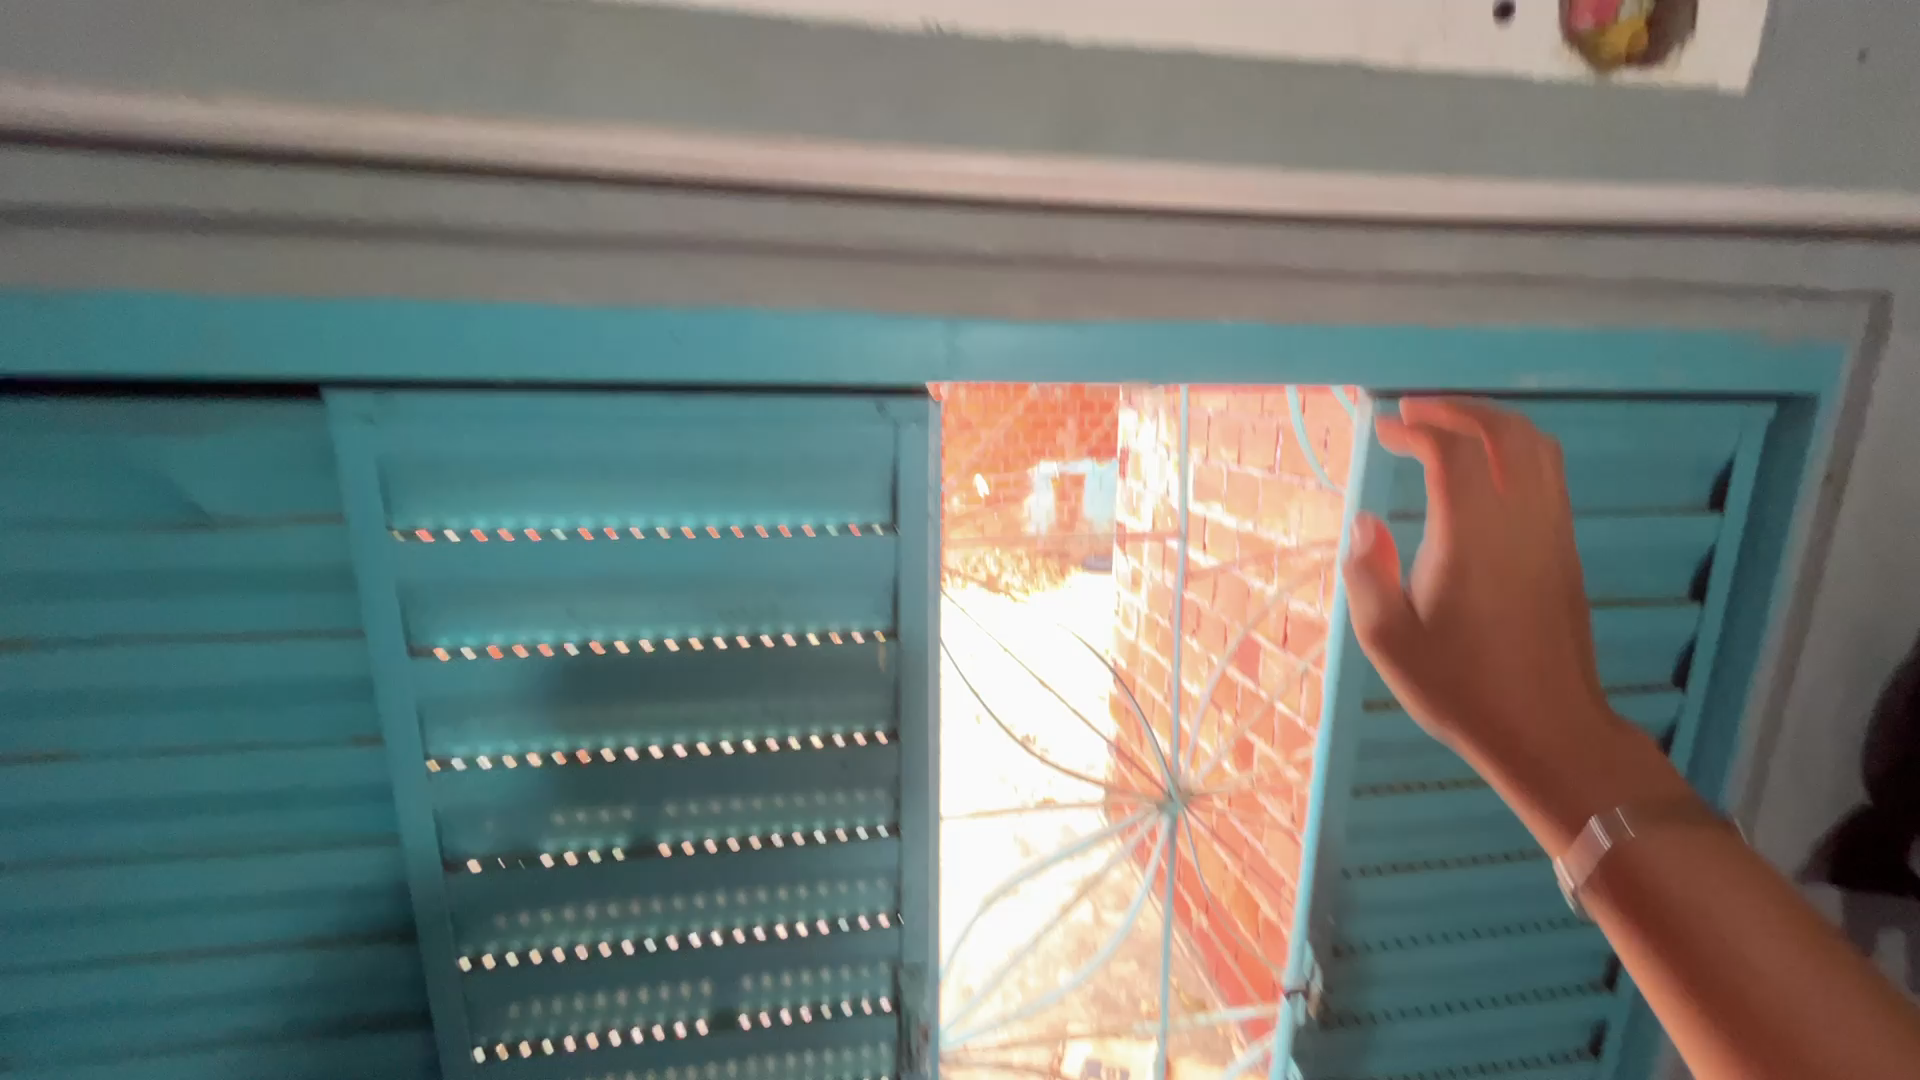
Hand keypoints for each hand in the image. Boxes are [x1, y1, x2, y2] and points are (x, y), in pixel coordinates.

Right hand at [1340, 397, 1685, 849]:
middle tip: (1416, 412)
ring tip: (1448, 429)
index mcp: (1472, 538)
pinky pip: (1548, 477)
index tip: (1384, 430)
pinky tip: (1482, 473)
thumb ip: (1367, 571)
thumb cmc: (1457, 685)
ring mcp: (1553, 535)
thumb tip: (1365, 522)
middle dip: (1460, 410)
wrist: (1546, 729)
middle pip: (1508, 433)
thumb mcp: (1385, 637)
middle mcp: (1522, 522)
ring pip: (1539, 449)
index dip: (1416, 429)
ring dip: (1493, 425)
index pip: (1454, 453)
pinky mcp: (1566, 552)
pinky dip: (1514, 452)